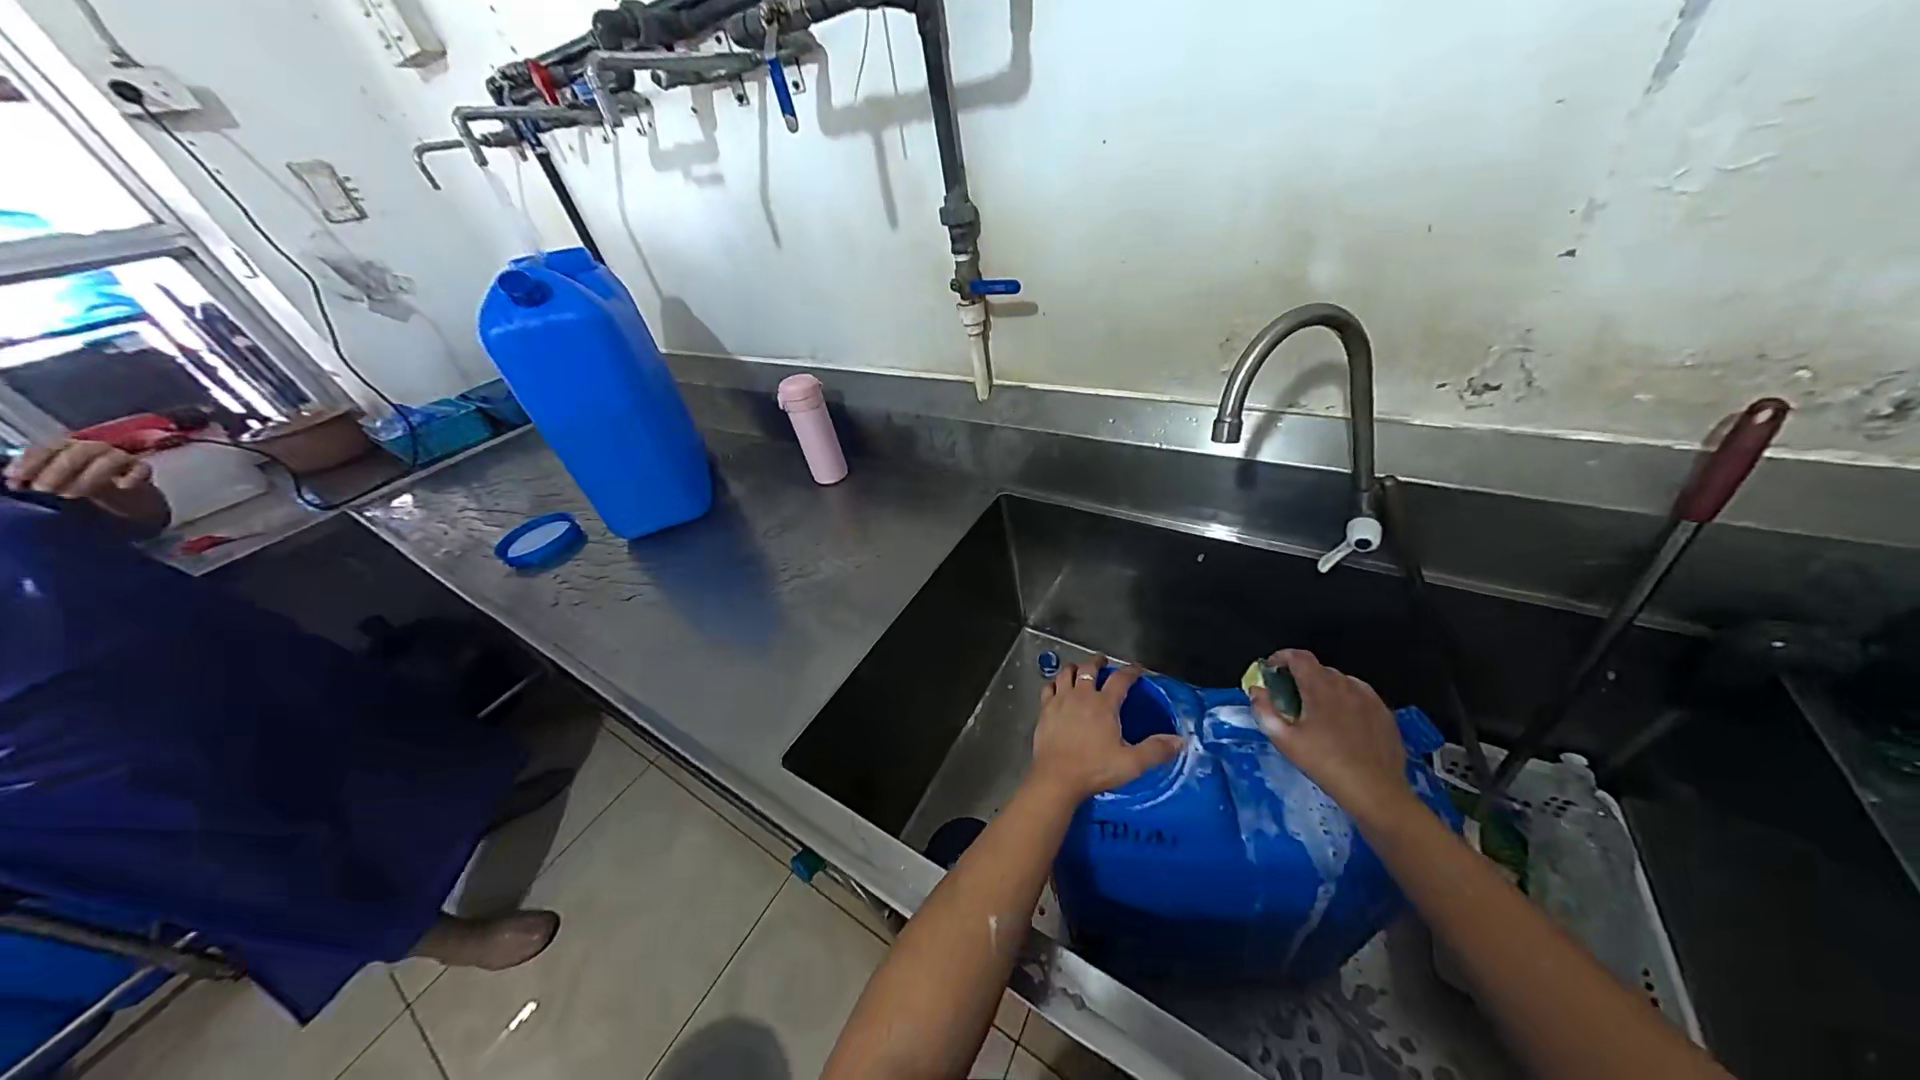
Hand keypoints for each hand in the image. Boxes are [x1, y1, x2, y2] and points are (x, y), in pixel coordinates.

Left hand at [5, 440, 152, 498]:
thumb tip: (15, 483)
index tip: (16, 479)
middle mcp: (93, 449)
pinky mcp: (144, 471)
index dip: (30, 462)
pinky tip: (122, 486)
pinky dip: (132, 476)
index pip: (47, 449)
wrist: (124, 508)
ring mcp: (122, 459)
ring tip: (75, 495)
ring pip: (109, 459)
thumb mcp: (52, 485)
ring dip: (90, 476)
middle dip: (57, 470)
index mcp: (66, 449)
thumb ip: (33, 481)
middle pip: (78, 452)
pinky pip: (141, 469)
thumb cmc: (82, 493)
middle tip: (45, 490)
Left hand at [1029, 658, 1182, 804]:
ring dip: (1074, 668)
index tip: (1138, 669)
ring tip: (1079, 671)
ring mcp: (1060, 701)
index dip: (1131, 671)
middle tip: (1103, 663)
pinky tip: (1057, 689)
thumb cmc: (1095, 769)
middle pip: (1088, 668)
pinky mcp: (1044, 710)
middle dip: (1097, 662)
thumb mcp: (1132, 763)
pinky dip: (1054, 684)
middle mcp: (1081, 696)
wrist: (1057, 777)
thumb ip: (1156, 750)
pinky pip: (1048, 688)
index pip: (1121, 679)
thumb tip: (1179, 740)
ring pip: (1065, 673)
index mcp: (1104, 704)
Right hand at [1251, 649, 1415, 826]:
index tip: (1271, 670)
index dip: (1281, 657)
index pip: (1299, 656)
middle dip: (1301, 676)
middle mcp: (1347, 684)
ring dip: (1324, 688)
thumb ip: (1264, 710)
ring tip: (1317, 712)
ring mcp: (1370, 698)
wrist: (1376, 790)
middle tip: (1290, 698)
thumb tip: (1257, 691)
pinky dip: (1345, 700)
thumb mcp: (1284, 740)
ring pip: (1341, 682)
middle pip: (1319, 669)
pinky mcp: (1385, 712)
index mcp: (1321, 687)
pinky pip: (1359, 696)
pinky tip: (1343, 724)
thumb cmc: (1325, 763)